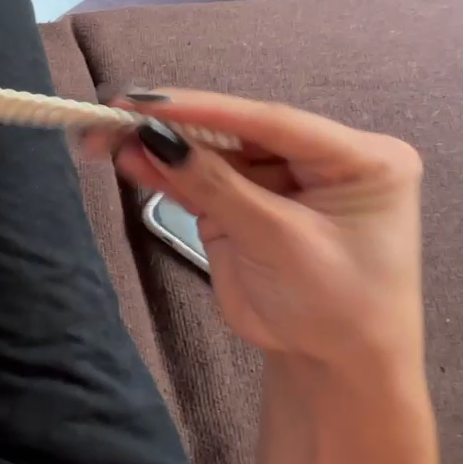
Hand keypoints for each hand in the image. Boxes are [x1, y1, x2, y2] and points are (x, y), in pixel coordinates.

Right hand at [98, 91, 425, 375]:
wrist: (331, 362)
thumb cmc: (336, 302)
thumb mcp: (279, 239)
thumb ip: (216, 186)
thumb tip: (153, 139)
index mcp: (359, 159)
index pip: (271, 122)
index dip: (206, 110)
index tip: (148, 101)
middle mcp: (315, 160)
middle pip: (232, 133)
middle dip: (172, 126)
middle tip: (114, 114)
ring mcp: (272, 182)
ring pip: (206, 153)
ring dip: (155, 147)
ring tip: (103, 138)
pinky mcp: (237, 203)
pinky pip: (194, 179)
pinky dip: (159, 171)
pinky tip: (126, 160)